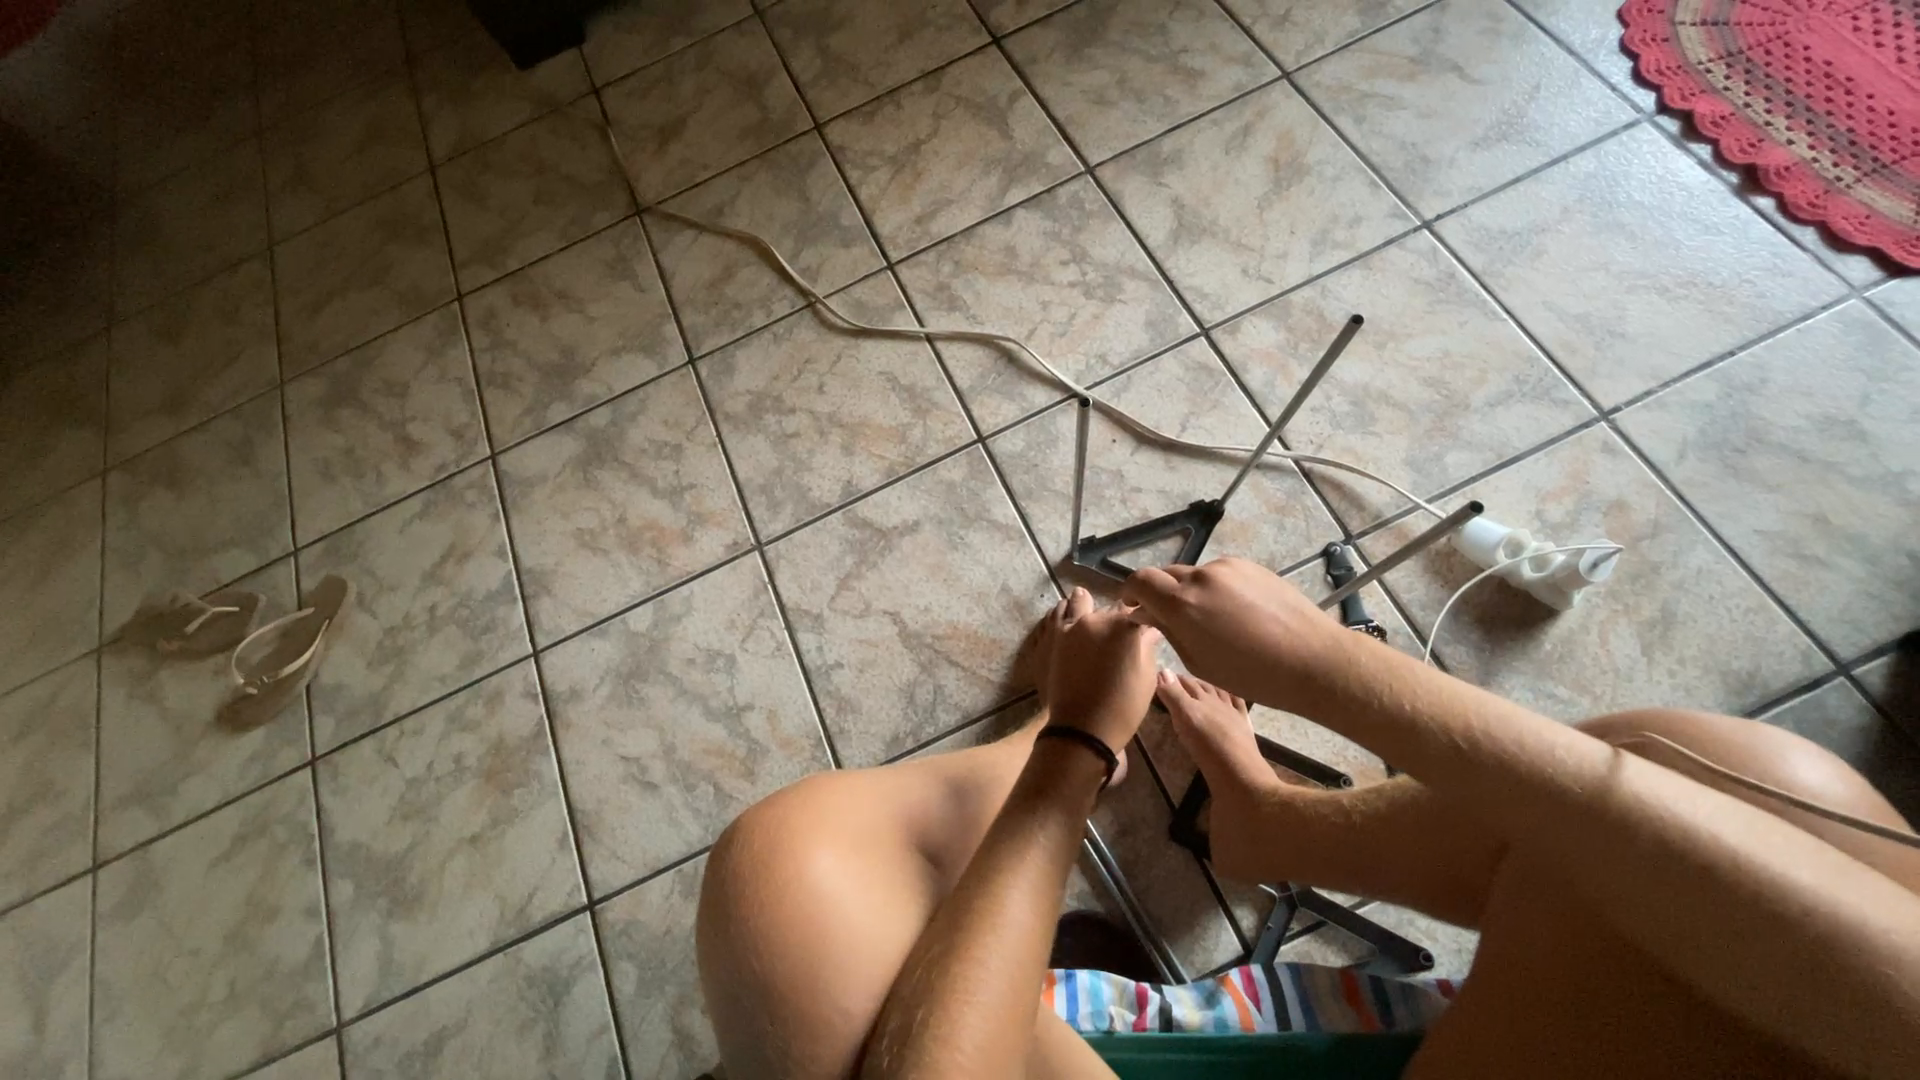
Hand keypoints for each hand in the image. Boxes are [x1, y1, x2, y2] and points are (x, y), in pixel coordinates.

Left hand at [1040, 587, 1161, 753]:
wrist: (1082, 729)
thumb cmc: (1123, 707)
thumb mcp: (1146, 678)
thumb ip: (1147, 646)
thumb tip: (1149, 630)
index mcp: (1123, 626)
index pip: (1135, 611)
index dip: (1139, 618)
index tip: (1141, 628)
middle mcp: (1095, 619)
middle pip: (1107, 610)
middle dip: (1113, 618)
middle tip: (1115, 635)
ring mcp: (1069, 626)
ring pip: (1078, 603)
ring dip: (1085, 608)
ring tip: (1088, 617)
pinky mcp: (1050, 637)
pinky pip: (1057, 614)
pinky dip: (1065, 614)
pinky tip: (1070, 622)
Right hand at [1119, 558, 1348, 709]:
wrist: (1314, 660)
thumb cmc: (1252, 674)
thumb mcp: (1199, 660)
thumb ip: (1168, 631)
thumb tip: (1147, 614)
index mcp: (1182, 603)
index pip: (1139, 580)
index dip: (1129, 592)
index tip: (1132, 607)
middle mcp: (1201, 576)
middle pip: (1164, 575)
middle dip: (1159, 594)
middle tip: (1167, 619)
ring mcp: (1228, 567)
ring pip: (1194, 576)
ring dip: (1189, 593)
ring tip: (1209, 622)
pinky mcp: (1251, 567)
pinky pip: (1220, 575)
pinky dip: (1215, 590)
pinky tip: (1234, 615)